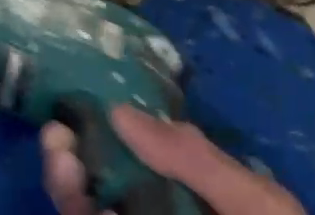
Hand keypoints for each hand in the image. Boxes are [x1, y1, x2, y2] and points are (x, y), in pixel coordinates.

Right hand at [41, 105, 304, 214]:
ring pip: (88, 210)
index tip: (76, 112)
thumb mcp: (257, 206)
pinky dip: (76, 212)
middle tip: (57, 140)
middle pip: (103, 182)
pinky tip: (77, 204)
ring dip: (65, 187)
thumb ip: (195, 160)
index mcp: (194, 196)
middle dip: (72, 157)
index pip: (138, 154)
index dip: (103, 130)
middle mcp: (161, 213)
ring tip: (62, 165)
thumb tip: (117, 110)